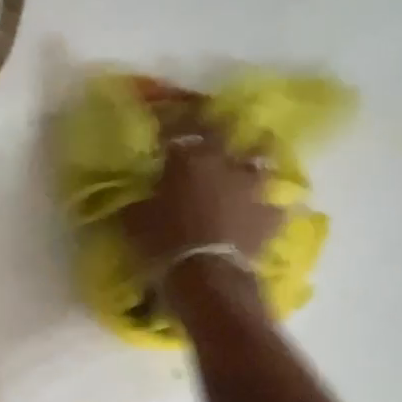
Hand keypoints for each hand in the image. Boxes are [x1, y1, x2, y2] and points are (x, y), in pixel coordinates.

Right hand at [118, 128, 282, 263]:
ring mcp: (254, 187)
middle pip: (229, 134)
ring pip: (260, 162)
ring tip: (241, 173)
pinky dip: (263, 208)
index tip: (167, 129)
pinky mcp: (270, 215)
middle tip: (210, 142)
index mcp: (191, 158)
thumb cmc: (164, 243)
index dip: (175, 126)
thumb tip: (131, 191)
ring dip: (250, 165)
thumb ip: (137, 199)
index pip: (183, 128)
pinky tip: (256, 214)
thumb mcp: (135, 221)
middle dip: (218, 135)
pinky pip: (271, 205)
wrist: (206, 276)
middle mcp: (227, 163)